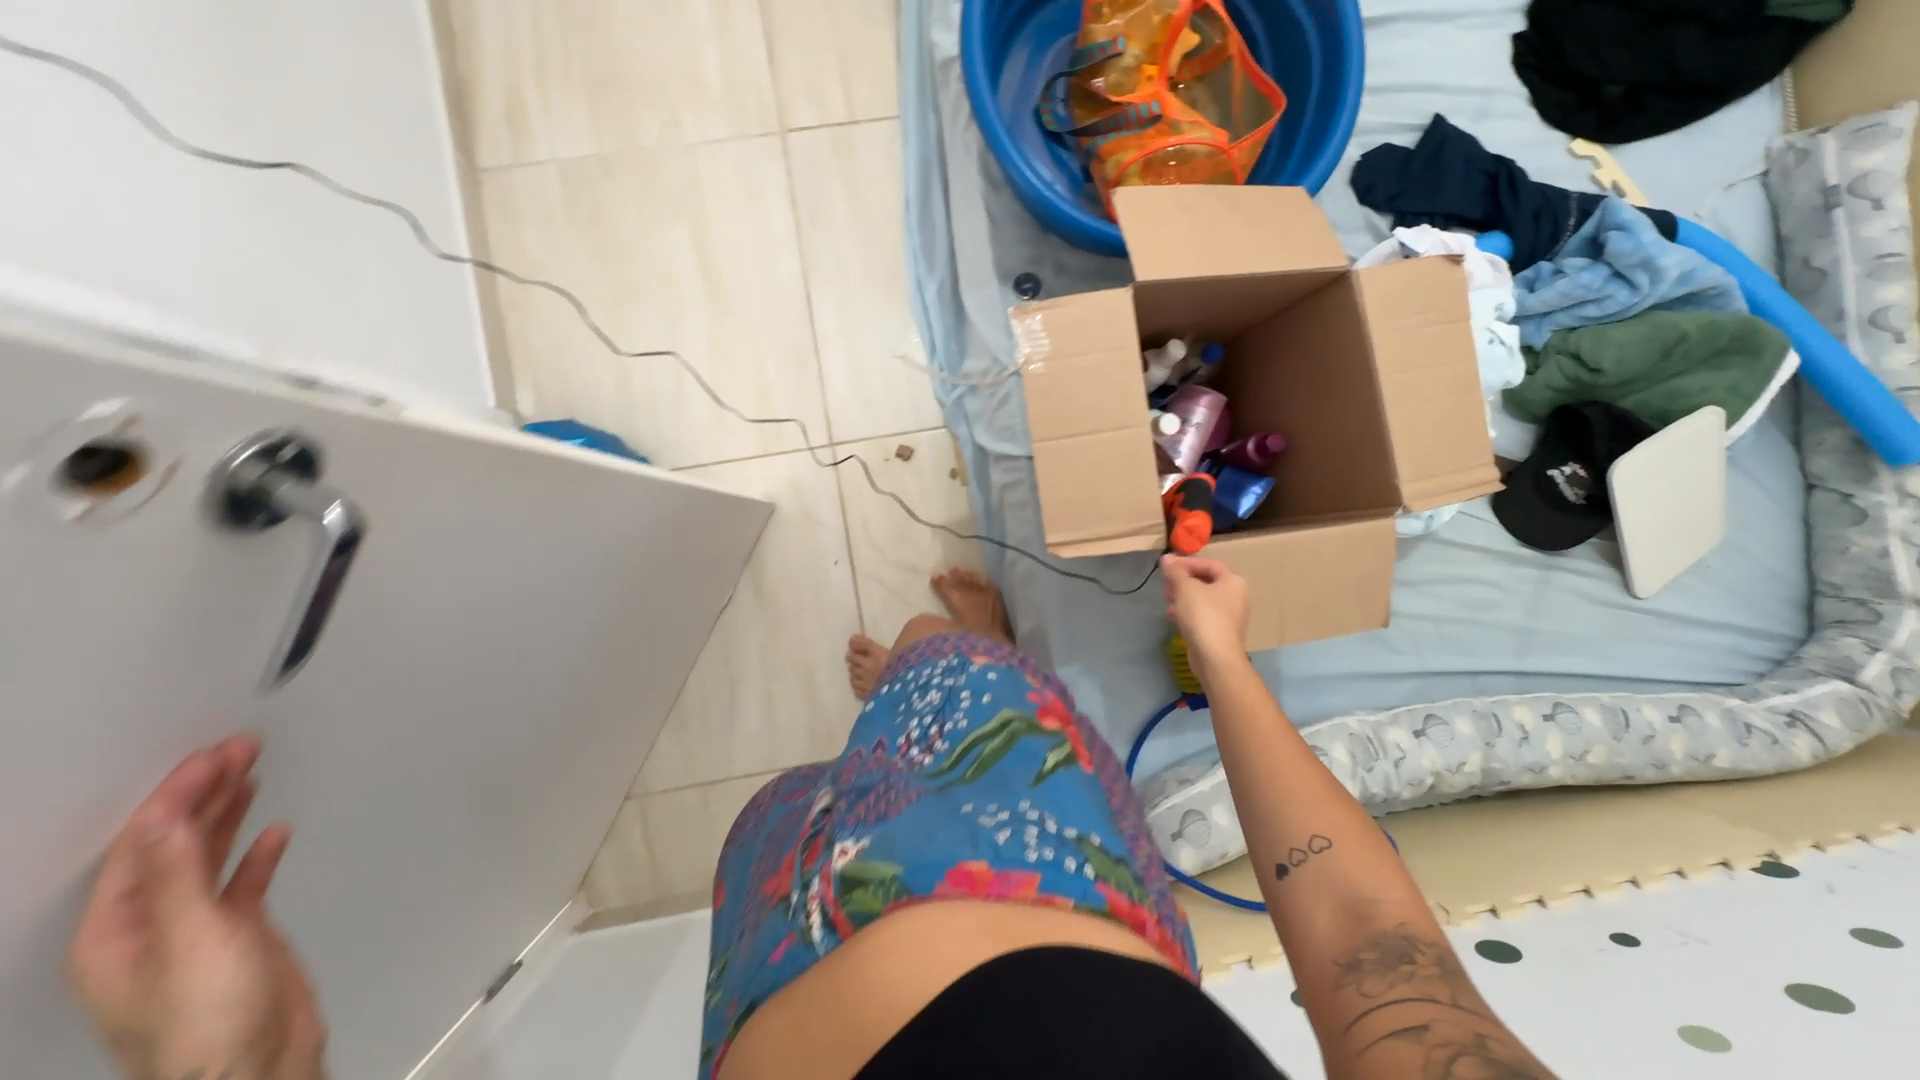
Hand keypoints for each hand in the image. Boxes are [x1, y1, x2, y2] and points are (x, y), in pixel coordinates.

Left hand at [70, 736, 326, 1079]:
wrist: (258, 1070)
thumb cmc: (208, 1023)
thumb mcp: (191, 941)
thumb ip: (179, 878)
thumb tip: (167, 819)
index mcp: (115, 932)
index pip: (144, 844)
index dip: (176, 794)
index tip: (213, 756)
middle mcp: (148, 928)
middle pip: (173, 845)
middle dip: (204, 793)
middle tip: (238, 749)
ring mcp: (194, 934)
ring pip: (206, 859)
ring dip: (228, 814)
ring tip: (252, 772)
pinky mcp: (236, 939)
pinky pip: (242, 884)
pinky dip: (257, 855)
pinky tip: (273, 833)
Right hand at [1161, 554, 1248, 682]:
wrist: (1215, 657)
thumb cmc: (1203, 616)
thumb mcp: (1185, 588)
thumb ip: (1175, 571)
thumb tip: (1167, 558)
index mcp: (1233, 582)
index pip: (1209, 564)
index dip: (1187, 563)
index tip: (1167, 566)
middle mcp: (1236, 597)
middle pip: (1206, 581)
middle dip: (1184, 581)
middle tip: (1166, 584)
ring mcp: (1229, 616)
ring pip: (1203, 599)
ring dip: (1183, 597)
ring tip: (1167, 600)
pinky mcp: (1220, 632)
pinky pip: (1203, 615)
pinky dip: (1188, 612)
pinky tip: (1173, 616)